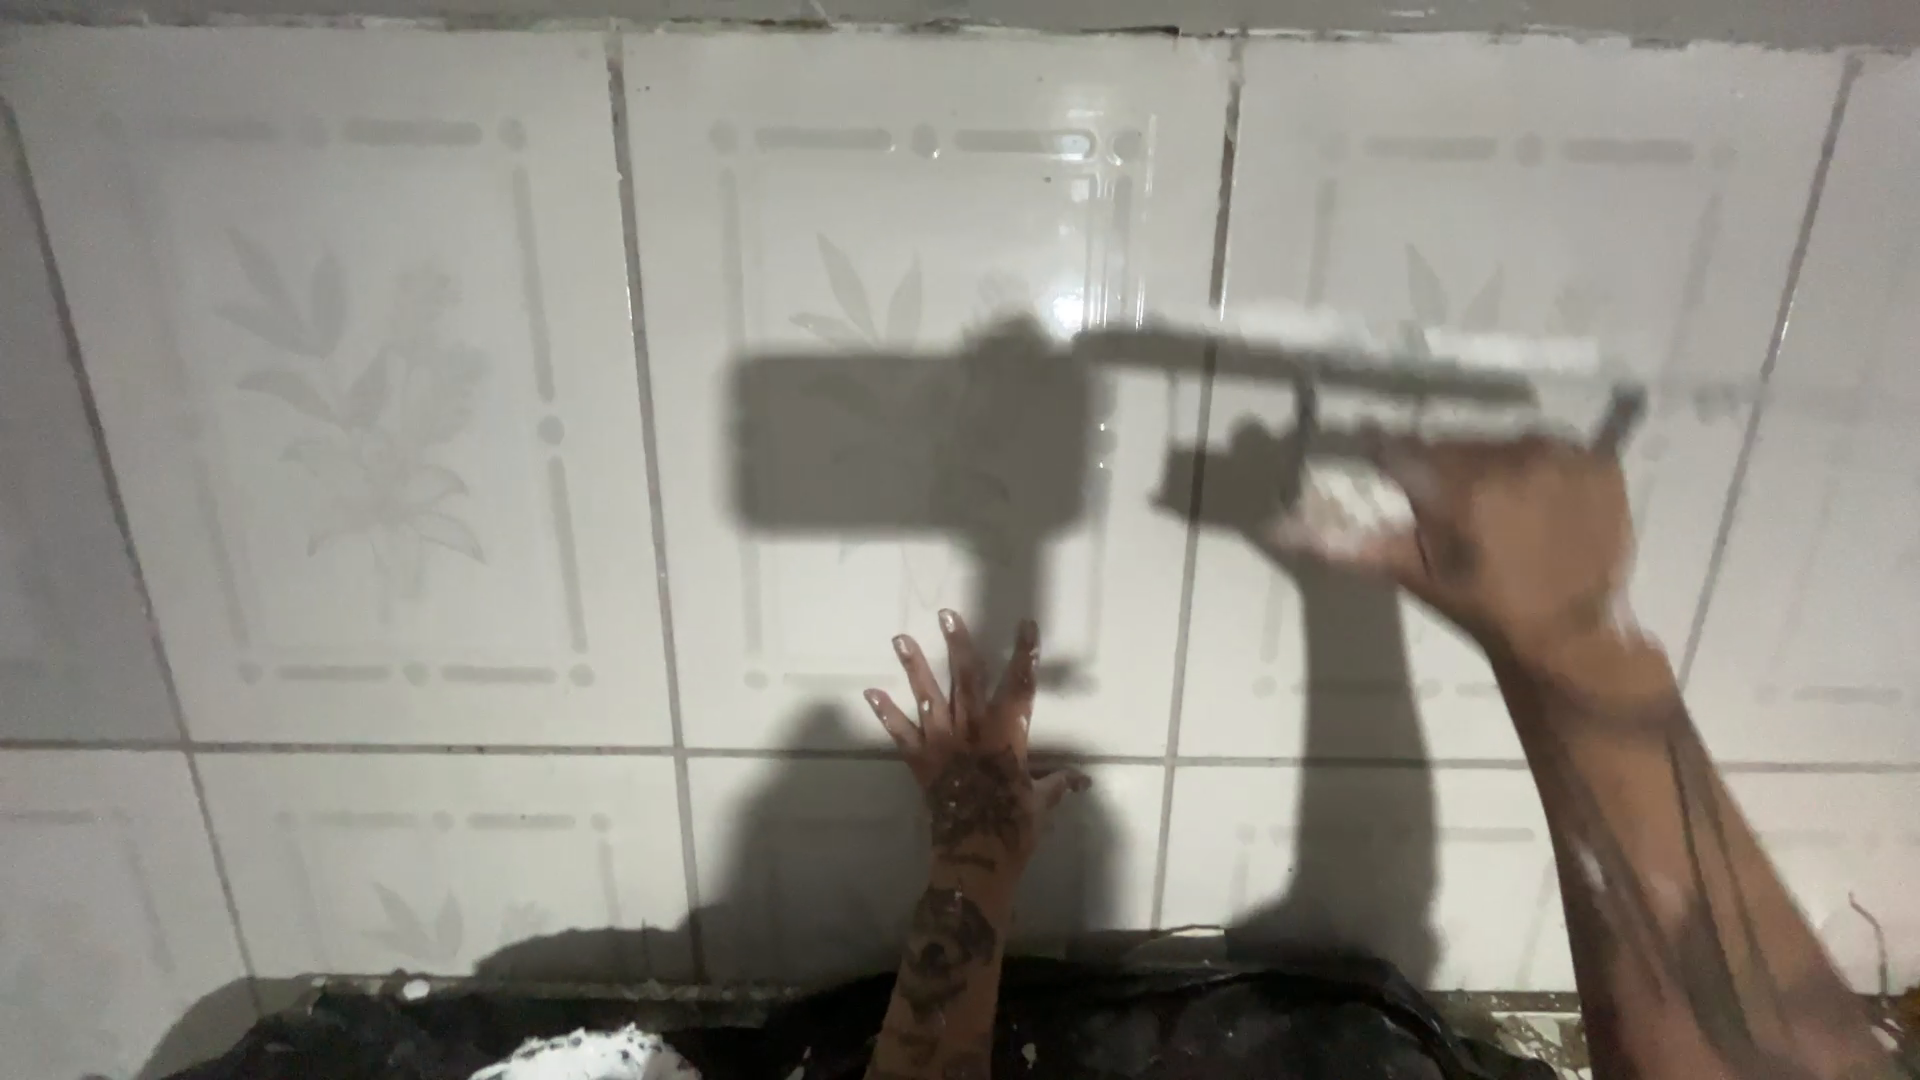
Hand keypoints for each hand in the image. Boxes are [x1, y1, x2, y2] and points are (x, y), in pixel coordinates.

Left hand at [865, 610, 1088, 871]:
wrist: (975, 859)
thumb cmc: (1013, 829)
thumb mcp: (1041, 804)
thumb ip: (1058, 784)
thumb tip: (1084, 780)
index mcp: (1006, 737)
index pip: (1020, 688)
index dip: (1025, 655)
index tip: (1026, 626)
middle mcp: (972, 732)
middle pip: (967, 680)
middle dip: (958, 645)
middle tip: (947, 615)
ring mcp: (943, 745)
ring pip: (929, 697)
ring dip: (915, 667)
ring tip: (900, 638)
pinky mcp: (921, 762)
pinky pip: (901, 734)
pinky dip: (887, 714)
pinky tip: (871, 692)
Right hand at [1275, 431, 1635, 668]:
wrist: (1568, 630)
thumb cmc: (1476, 604)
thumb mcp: (1406, 571)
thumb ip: (1344, 544)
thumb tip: (1274, 529)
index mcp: (1460, 491)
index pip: (1400, 448)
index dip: (1383, 455)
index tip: (1377, 463)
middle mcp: (1512, 461)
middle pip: (1448, 445)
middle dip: (1434, 468)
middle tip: (1439, 503)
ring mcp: (1562, 457)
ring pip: (1494, 442)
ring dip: (1480, 465)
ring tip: (1487, 503)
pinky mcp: (1597, 461)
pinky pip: (1542, 447)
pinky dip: (1529, 467)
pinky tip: (1529, 499)